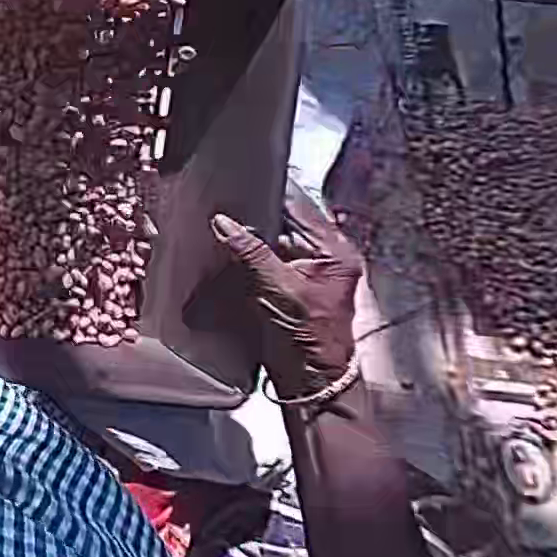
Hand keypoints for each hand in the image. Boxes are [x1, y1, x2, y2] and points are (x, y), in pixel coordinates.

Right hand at [211, 182, 361, 398]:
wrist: (310, 382)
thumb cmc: (306, 338)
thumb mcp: (277, 289)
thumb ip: (250, 251)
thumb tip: (221, 221)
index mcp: (335, 251)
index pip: (300, 207)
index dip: (271, 191)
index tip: (243, 174)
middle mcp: (324, 254)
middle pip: (285, 219)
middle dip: (256, 210)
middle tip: (225, 194)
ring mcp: (306, 267)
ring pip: (273, 235)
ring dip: (249, 229)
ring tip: (221, 214)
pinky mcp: (288, 280)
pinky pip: (266, 253)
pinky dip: (248, 247)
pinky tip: (227, 240)